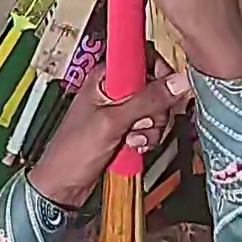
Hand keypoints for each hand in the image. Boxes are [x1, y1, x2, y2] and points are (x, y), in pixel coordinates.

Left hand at [28, 64, 192, 207]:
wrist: (64, 186)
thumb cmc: (72, 151)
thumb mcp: (112, 122)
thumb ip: (146, 100)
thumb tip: (177, 82)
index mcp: (104, 76)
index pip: (141, 55)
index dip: (158, 70)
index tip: (164, 89)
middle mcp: (113, 88)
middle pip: (155, 85)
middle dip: (155, 109)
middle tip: (140, 122)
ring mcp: (120, 109)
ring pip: (155, 109)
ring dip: (150, 128)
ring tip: (131, 138)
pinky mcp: (125, 127)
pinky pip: (150, 127)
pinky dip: (146, 139)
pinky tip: (132, 146)